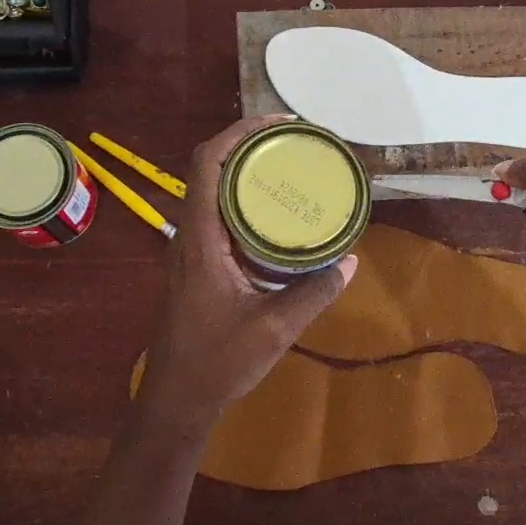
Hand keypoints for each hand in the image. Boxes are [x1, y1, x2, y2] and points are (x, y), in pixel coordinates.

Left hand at [136, 116, 357, 427]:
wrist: (176, 401)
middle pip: (210, 170)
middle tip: (293, 144)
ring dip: (245, 174)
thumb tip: (349, 262)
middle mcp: (191, 236)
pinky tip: (276, 219)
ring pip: (213, 194)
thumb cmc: (217, 362)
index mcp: (201, 239)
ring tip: (289, 170)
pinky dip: (245, 204)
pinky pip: (219, 219)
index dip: (237, 132)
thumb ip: (313, 293)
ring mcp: (192, 251)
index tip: (278, 124)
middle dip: (248, 146)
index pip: (206, 164)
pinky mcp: (198, 267)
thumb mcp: (275, 328)